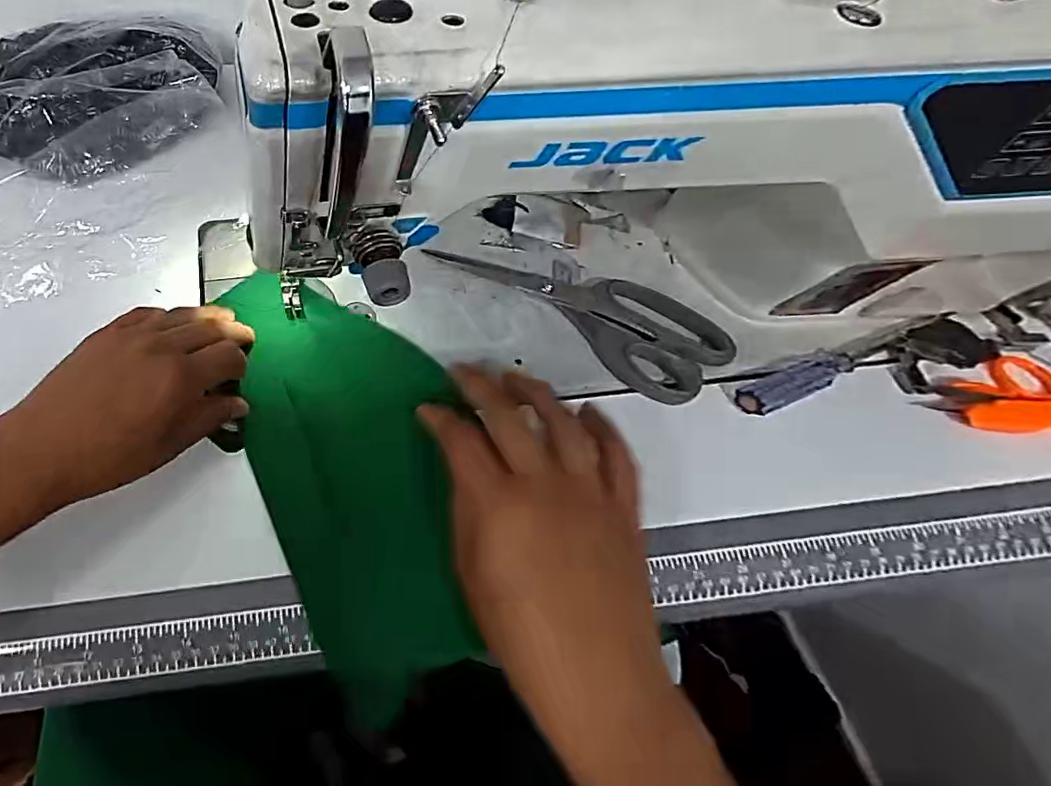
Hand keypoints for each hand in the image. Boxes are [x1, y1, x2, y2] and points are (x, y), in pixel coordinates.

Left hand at [0, 305, 253, 547]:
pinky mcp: (108, 332)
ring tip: (218, 323)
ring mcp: (132, 335)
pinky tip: (171, 324)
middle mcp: (160, 346)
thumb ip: (207, 419)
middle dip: (232, 332)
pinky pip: (148, 313)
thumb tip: (235, 404)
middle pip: (211, 326)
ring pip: (182, 313)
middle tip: (242, 339)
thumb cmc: (103, 457)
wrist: (43, 447)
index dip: (242, 363)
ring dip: (206, 317)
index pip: (229, 355)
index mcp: (180, 377)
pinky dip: (168, 316)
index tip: (240, 375)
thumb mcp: (166, 446)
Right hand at [420, 368, 728, 784]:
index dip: (440, 418)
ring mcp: (589, 493)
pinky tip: (588, 412)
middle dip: (480, 386)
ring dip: (537, 393)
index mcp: (499, 502)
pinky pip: (617, 456)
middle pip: (508, 416)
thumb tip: (462, 469)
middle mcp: (544, 484)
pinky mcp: (623, 509)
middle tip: (463, 371)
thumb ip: (466, 510)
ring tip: (516, 378)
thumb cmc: (519, 635)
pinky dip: (603, 428)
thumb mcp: (470, 572)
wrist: (599, 678)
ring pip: (563, 423)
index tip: (426, 408)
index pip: (462, 440)